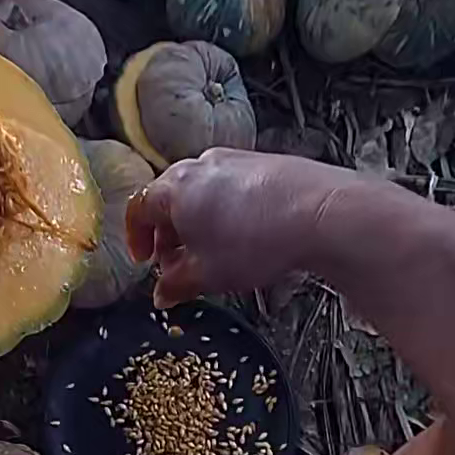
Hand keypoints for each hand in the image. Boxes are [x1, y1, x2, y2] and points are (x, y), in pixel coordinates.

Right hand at [124, 149, 374, 306]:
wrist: (318, 213)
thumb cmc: (254, 243)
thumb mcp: (207, 276)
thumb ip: (176, 285)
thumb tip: (161, 295)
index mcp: (173, 190)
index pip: (139, 209)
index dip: (136, 238)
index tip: (145, 261)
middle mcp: (199, 167)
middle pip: (168, 198)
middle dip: (167, 233)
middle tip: (175, 264)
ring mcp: (233, 160)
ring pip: (199, 192)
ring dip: (195, 223)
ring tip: (210, 253)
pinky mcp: (262, 163)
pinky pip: (228, 187)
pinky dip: (222, 211)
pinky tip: (241, 235)